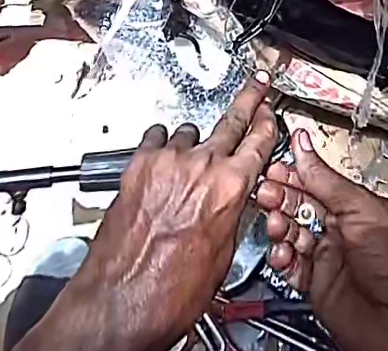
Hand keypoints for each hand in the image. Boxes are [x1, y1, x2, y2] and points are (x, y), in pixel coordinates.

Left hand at [18, 71, 279, 350]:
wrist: (119, 303)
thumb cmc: (169, 294)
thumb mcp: (222, 257)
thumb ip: (231, 213)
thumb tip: (235, 197)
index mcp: (230, 189)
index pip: (259, 141)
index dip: (267, 122)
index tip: (268, 110)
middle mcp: (202, 166)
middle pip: (233, 119)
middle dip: (249, 97)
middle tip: (256, 83)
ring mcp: (169, 160)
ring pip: (191, 133)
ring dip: (193, 145)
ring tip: (186, 168)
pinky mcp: (140, 162)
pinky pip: (158, 139)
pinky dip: (162, 148)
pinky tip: (161, 165)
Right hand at [254, 130, 387, 350]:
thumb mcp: (362, 210)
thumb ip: (326, 180)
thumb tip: (303, 144)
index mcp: (357, 207)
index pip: (317, 182)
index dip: (295, 172)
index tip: (276, 164)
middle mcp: (342, 231)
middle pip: (301, 206)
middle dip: (282, 196)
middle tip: (268, 190)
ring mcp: (331, 260)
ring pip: (293, 235)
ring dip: (279, 225)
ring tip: (276, 223)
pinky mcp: (321, 288)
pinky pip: (293, 268)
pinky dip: (282, 259)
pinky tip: (282, 253)